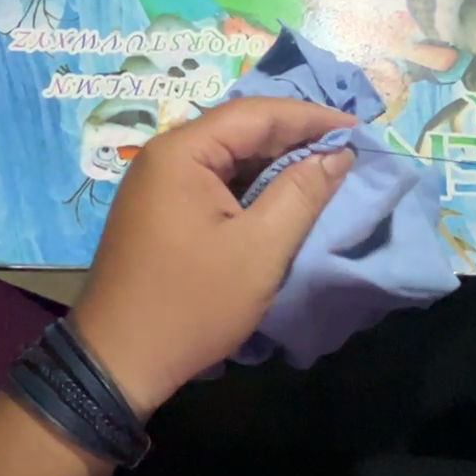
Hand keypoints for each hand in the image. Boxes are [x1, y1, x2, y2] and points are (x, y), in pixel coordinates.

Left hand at [68, 97, 355, 417]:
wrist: (118, 361)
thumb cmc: (192, 303)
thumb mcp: (259, 250)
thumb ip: (301, 193)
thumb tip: (337, 153)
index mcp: (182, 152)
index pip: (256, 114)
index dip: (310, 116)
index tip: (356, 128)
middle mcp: (165, 154)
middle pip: (239, 129)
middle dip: (295, 136)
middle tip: (346, 148)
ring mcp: (158, 181)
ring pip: (228, 155)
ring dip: (274, 160)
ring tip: (324, 167)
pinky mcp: (160, 206)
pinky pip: (213, 179)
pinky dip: (251, 183)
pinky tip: (281, 193)